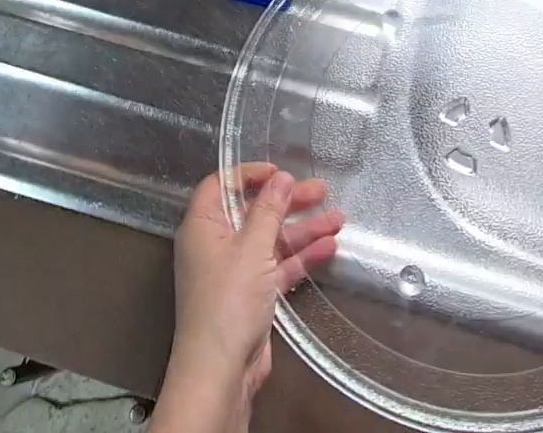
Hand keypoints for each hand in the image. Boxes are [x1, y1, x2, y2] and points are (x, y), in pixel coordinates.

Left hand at [155, 163, 343, 432]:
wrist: (221, 370)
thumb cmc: (228, 300)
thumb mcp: (251, 248)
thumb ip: (268, 210)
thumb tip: (282, 178)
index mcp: (203, 226)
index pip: (220, 185)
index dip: (249, 174)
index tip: (280, 171)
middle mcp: (216, 245)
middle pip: (253, 211)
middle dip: (288, 202)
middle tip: (322, 190)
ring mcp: (235, 271)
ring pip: (271, 240)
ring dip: (303, 229)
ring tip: (339, 220)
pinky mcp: (252, 295)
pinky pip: (278, 266)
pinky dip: (300, 257)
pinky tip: (329, 248)